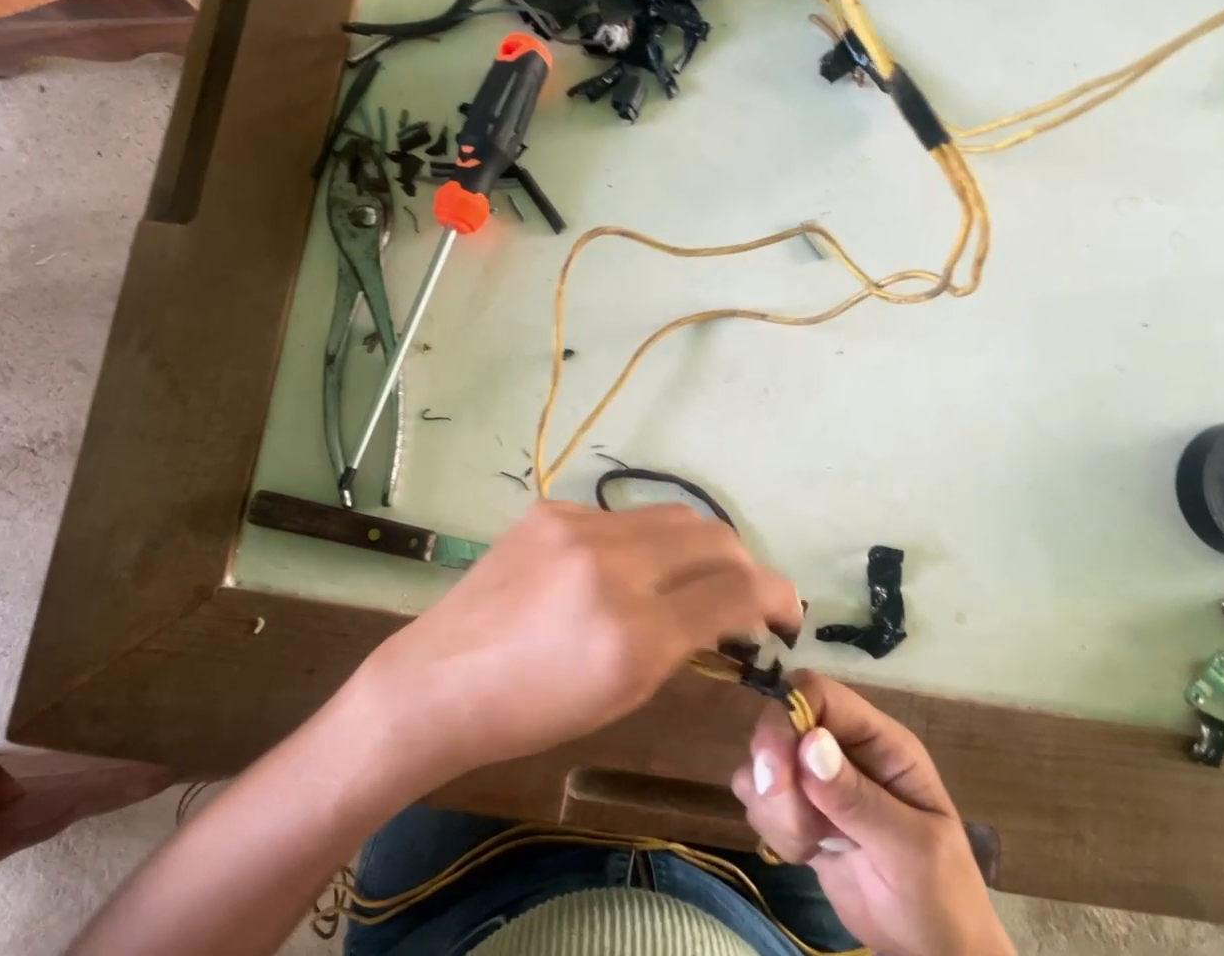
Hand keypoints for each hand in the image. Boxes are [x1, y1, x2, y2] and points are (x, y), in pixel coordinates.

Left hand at [355, 500, 802, 784]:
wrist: (438, 682)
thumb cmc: (531, 712)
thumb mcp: (623, 694)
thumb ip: (683, 643)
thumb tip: (728, 609)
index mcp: (633, 635)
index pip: (736, 591)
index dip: (777, 596)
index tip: (785, 609)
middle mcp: (611, 566)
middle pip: (714, 538)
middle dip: (745, 564)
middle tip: (744, 592)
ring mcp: (576, 528)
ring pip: (672, 516)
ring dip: (697, 546)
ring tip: (689, 575)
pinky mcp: (548, 511)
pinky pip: (619, 517)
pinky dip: (640, 541)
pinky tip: (621, 569)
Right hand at [731, 673, 1014, 955]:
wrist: (931, 951)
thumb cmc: (940, 894)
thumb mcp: (911, 848)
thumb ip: (858, 798)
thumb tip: (809, 742)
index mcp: (880, 742)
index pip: (818, 694)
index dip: (786, 717)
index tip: (774, 771)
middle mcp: (844, 750)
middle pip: (780, 724)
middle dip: (776, 774)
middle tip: (801, 830)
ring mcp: (817, 781)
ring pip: (763, 764)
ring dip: (775, 810)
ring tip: (813, 847)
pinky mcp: (798, 812)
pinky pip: (759, 799)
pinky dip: (769, 827)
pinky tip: (804, 854)